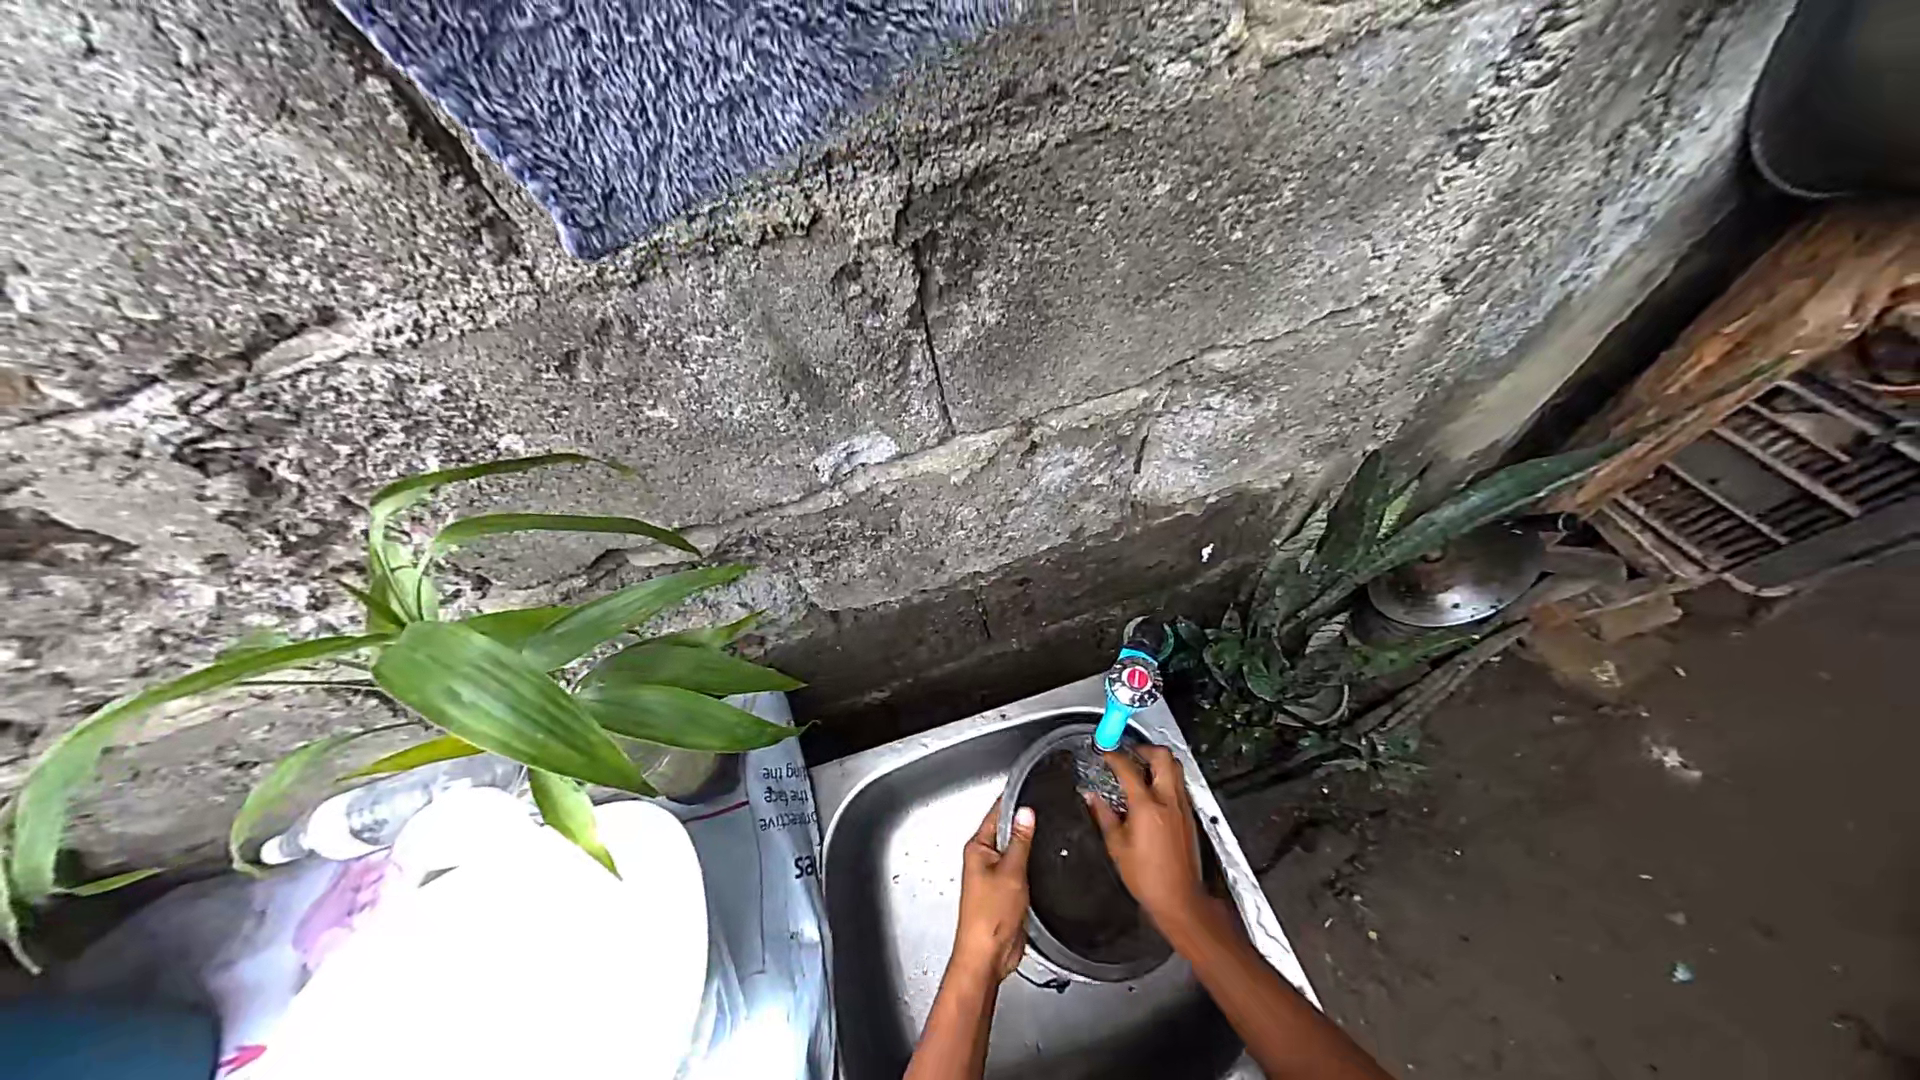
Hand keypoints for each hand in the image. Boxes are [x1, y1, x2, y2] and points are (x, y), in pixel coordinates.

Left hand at [952, 799, 1034, 982]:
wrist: (988, 956)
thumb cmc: (990, 916)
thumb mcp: (1010, 872)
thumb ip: (1019, 841)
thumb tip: (1025, 812)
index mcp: (978, 847)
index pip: (995, 813)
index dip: (1012, 799)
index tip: (1030, 785)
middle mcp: (984, 858)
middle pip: (1006, 830)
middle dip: (1024, 821)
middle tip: (1049, 806)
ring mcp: (995, 874)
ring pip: (1015, 850)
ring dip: (1029, 844)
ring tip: (1053, 828)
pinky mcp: (1006, 890)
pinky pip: (1021, 868)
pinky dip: (1032, 863)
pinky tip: (1047, 859)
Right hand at [1086, 744, 1207, 928]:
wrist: (1180, 899)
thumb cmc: (1147, 877)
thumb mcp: (1116, 845)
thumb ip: (1104, 815)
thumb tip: (1092, 797)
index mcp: (1147, 807)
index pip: (1129, 769)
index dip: (1114, 757)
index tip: (1105, 753)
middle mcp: (1168, 801)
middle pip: (1162, 756)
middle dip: (1144, 748)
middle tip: (1129, 752)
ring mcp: (1182, 807)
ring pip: (1175, 767)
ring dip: (1157, 760)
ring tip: (1140, 767)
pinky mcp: (1189, 816)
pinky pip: (1178, 784)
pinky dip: (1165, 777)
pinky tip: (1151, 790)